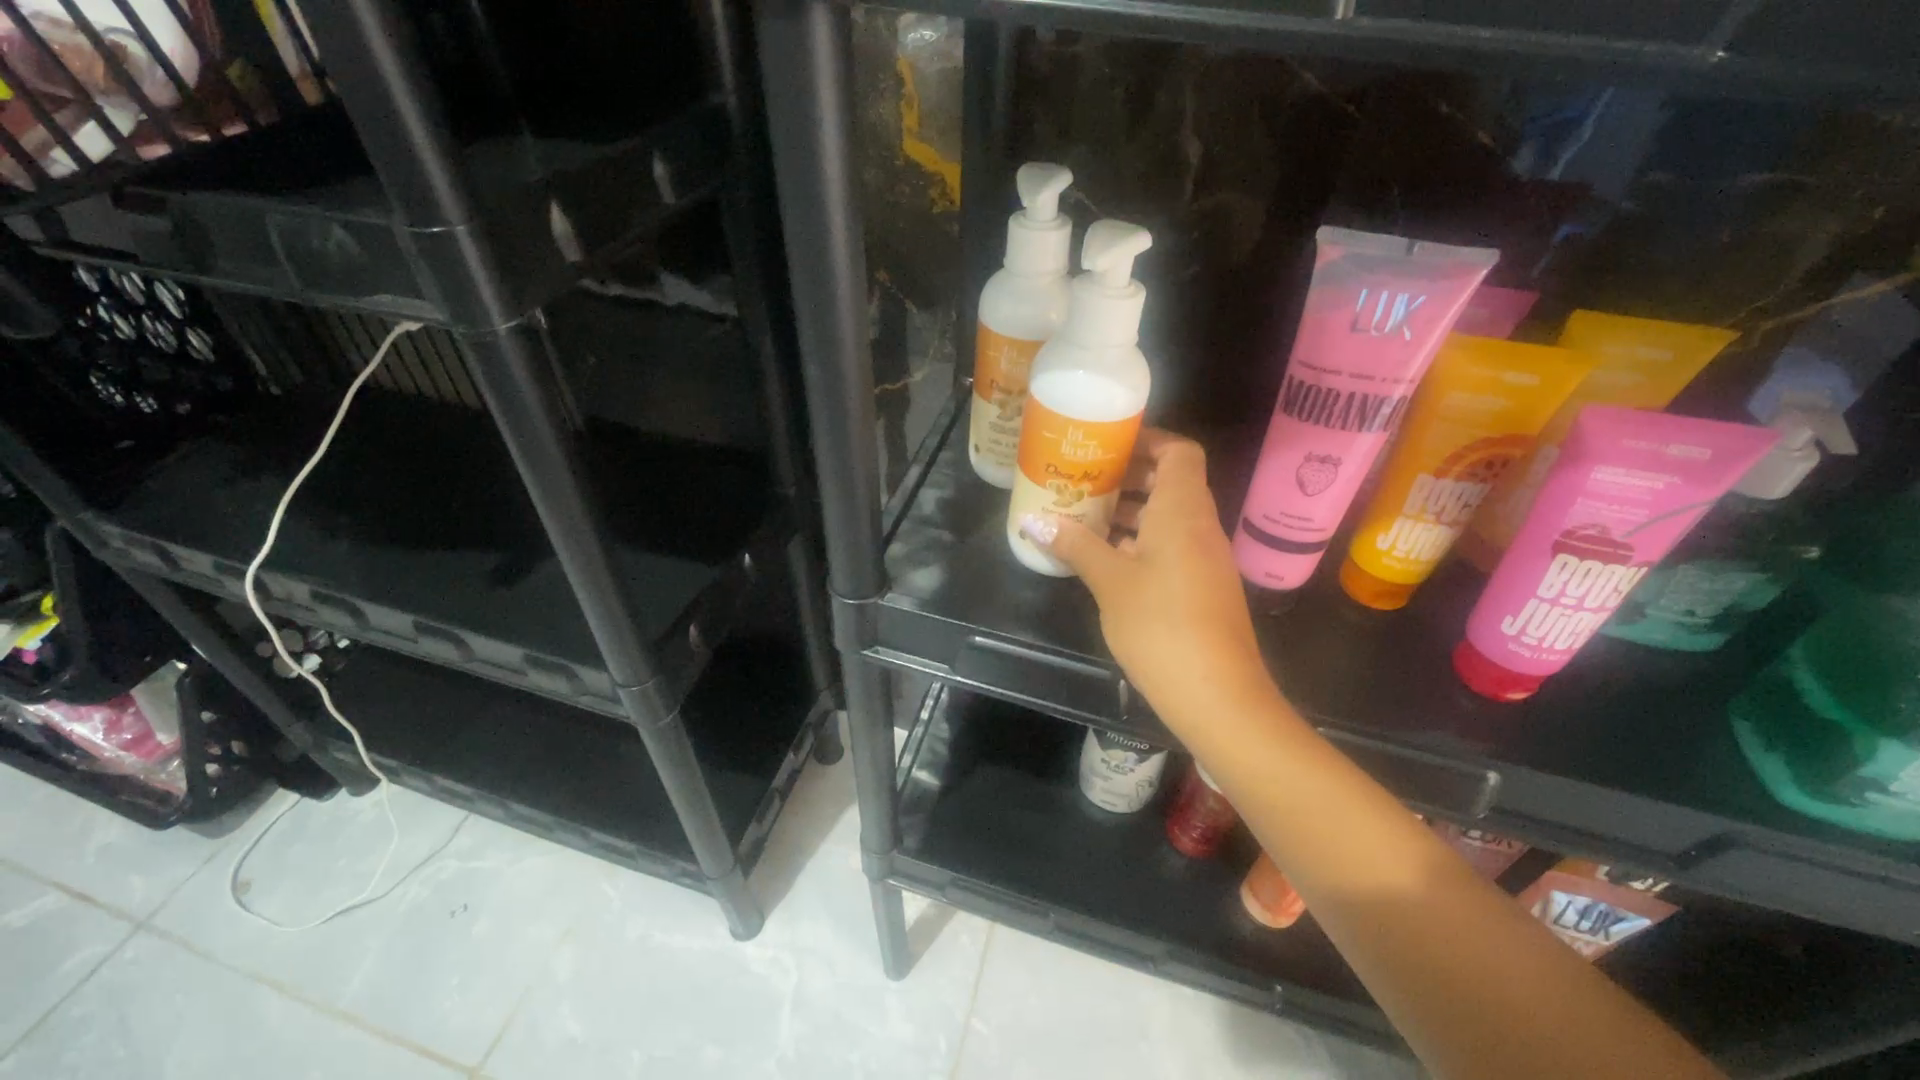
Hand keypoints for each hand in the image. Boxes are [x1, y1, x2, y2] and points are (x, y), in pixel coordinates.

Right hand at [1020, 429, 1278, 731]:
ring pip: (1168, 518)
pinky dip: (1140, 542)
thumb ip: (1075, 546)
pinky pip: (1171, 547)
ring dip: (1130, 512)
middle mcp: (1200, 526)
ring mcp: (1205, 559)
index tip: (1107, 445)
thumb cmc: (1162, 627)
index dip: (1148, 440)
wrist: (1219, 696)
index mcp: (1183, 511)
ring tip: (1083, 515)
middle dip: (1127, 476)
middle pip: (1170, 482)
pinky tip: (1104, 558)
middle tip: (1083, 479)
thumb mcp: (1110, 583)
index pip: (1179, 452)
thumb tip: (1033, 521)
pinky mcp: (1202, 588)